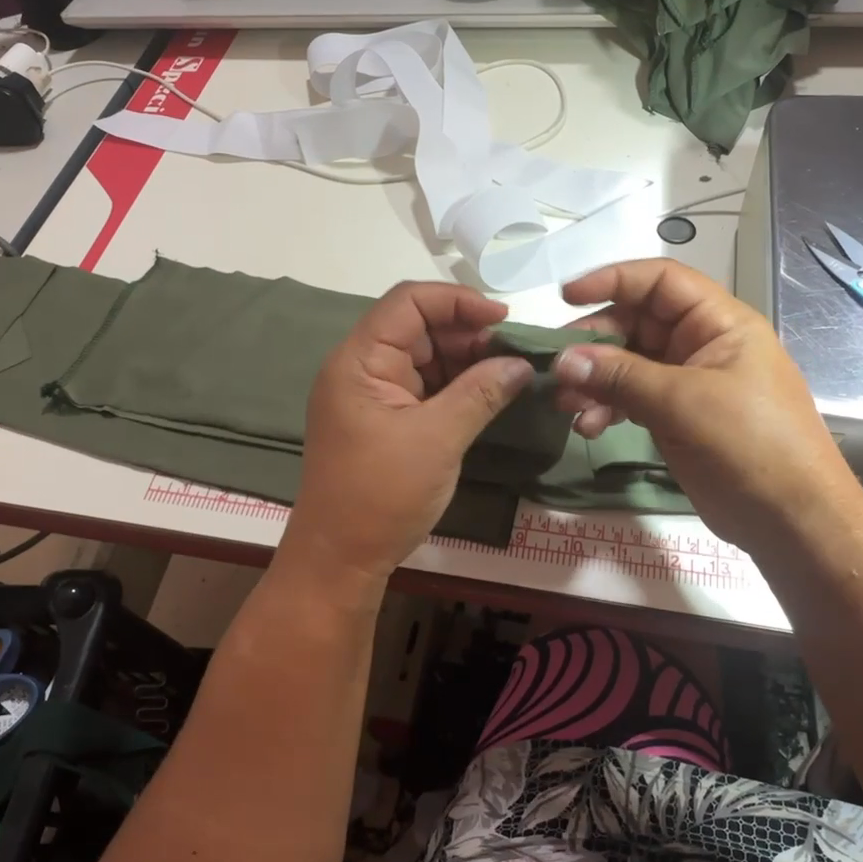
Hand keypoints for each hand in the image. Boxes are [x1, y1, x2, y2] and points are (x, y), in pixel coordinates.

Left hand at [282, 282, 535, 582]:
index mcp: (359, 360)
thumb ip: (481, 393)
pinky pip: (422, 387)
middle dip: (468, 333)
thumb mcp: (438, 439)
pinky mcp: (382, 420)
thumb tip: (522, 364)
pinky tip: (489, 393)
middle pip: (417, 327)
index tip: (504, 320)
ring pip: (423, 357)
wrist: (340, 560)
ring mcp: (371, 395)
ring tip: (511, 373)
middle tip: (516, 353)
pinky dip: (455, 386)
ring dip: (466, 361)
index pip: (408, 302)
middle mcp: (361, 368)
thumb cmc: (382, 495)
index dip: (458, 301)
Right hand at [551, 259, 859, 552]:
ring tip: (564, 405)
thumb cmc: (750, 444)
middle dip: (594, 342)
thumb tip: (562, 359)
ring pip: (628, 365)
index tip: (566, 297)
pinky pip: (632, 399)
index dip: (613, 280)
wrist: (791, 520)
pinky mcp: (678, 418)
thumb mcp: (683, 402)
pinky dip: (607, 408)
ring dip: (594, 381)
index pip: (660, 281)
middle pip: (637, 323)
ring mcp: (689, 383)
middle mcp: (702, 345)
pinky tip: (589, 426)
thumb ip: (620, 376)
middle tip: (556, 365)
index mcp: (719, 323)